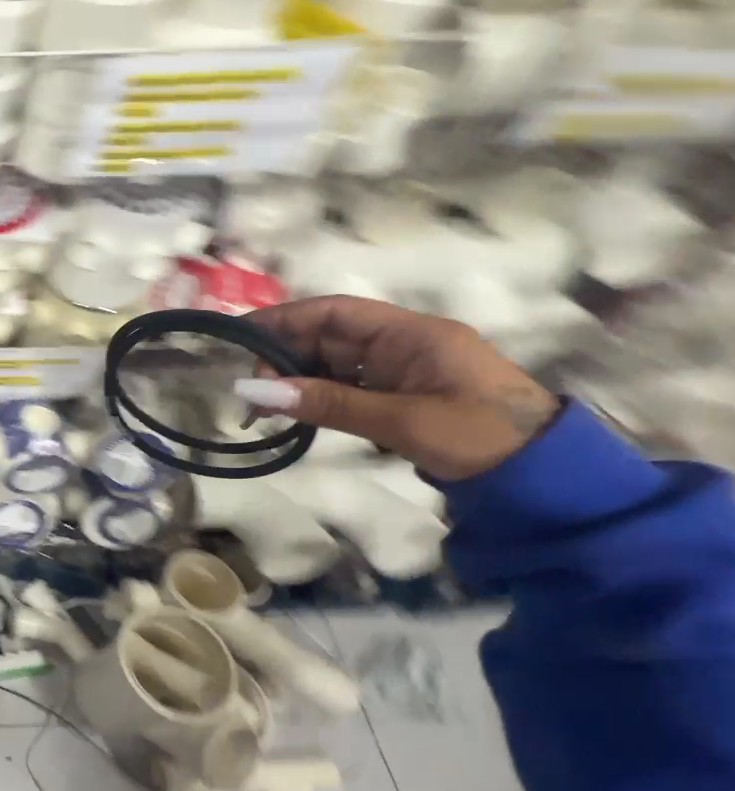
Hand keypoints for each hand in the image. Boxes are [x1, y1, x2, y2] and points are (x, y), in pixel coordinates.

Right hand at [237, 296, 560, 479]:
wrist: (550, 479)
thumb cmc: (481, 437)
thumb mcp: (400, 421)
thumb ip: (325, 403)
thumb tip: (250, 390)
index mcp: (412, 334)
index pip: (335, 311)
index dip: (284, 318)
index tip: (239, 337)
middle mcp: (404, 344)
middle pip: (329, 337)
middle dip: (284, 357)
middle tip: (250, 391)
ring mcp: (404, 370)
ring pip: (333, 364)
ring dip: (296, 381)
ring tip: (263, 408)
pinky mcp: (403, 395)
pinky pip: (347, 386)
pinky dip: (317, 397)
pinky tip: (294, 413)